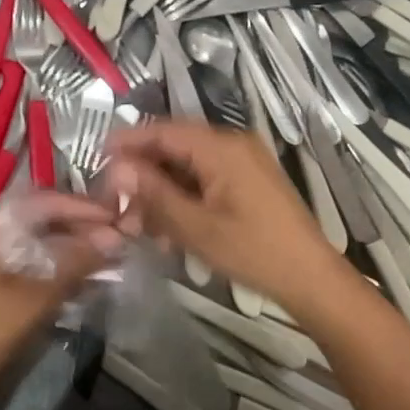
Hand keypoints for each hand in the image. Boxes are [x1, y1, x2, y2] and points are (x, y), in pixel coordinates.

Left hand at [0, 192, 122, 365]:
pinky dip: (59, 261)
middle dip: (81, 226)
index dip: (83, 207)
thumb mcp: (40, 294)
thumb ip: (77, 262)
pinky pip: (35, 254)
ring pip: (42, 236)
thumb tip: (116, 238)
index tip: (116, 216)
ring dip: (73, 245)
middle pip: (45, 215)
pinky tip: (85, 274)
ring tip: (108, 255)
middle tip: (117, 237)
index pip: (47, 200)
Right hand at [106, 121, 337, 307]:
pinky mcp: (248, 179)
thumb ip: (154, 193)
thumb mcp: (196, 227)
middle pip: (173, 146)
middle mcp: (231, 143)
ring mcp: (242, 160)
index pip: (161, 130)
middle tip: (116, 201)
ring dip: (161, 188)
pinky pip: (205, 176)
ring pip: (187, 164)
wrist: (313, 279)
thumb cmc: (253, 251)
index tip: (97, 158)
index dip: (127, 142)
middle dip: (142, 172)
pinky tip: (167, 224)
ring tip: (139, 222)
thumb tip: (116, 169)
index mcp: (220, 146)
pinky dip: (183, 194)